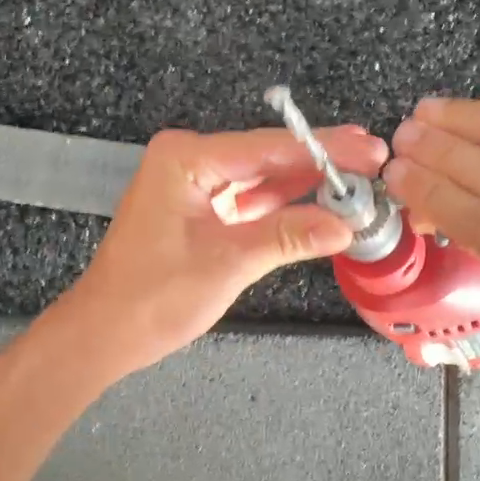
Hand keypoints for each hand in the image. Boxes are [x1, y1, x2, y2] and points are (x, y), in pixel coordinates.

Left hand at [56, 126, 388, 375]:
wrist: (105, 333)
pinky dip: (282, 204)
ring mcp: (193, 185)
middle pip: (266, 157)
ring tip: (358, 177)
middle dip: (319, 160)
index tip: (367, 147)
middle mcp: (188, 161)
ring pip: (260, 178)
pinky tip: (321, 200)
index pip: (266, 146)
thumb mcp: (228, 262)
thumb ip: (288, 236)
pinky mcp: (198, 209)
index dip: (322, 148)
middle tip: (374, 157)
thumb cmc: (154, 296)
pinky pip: (248, 200)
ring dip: (305, 182)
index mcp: (185, 158)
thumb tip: (345, 224)